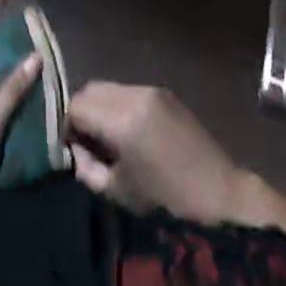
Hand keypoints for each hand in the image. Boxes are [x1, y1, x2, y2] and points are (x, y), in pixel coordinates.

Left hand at [0, 54, 39, 214]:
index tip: (32, 41)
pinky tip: (53, 118)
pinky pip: (18, 132)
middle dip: (25, 79)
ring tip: (59, 88)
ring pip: (13, 110)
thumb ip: (14, 87)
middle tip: (54, 66)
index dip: (6, 51)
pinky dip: (32, 126)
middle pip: (3, 86)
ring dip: (32, 104)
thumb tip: (36, 55)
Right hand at [67, 82, 268, 227]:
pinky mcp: (164, 92)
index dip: (67, 127)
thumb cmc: (165, 199)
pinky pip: (128, 90)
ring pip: (109, 87)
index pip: (76, 106)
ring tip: (106, 137)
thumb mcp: (117, 191)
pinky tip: (127, 131)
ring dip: (99, 107)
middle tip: (85, 142)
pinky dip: (118, 105)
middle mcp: (134, 94)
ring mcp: (151, 89)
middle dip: (81, 113)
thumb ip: (86, 168)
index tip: (72, 149)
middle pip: (90, 89)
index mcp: (121, 119)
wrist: (218, 192)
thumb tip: (75, 151)